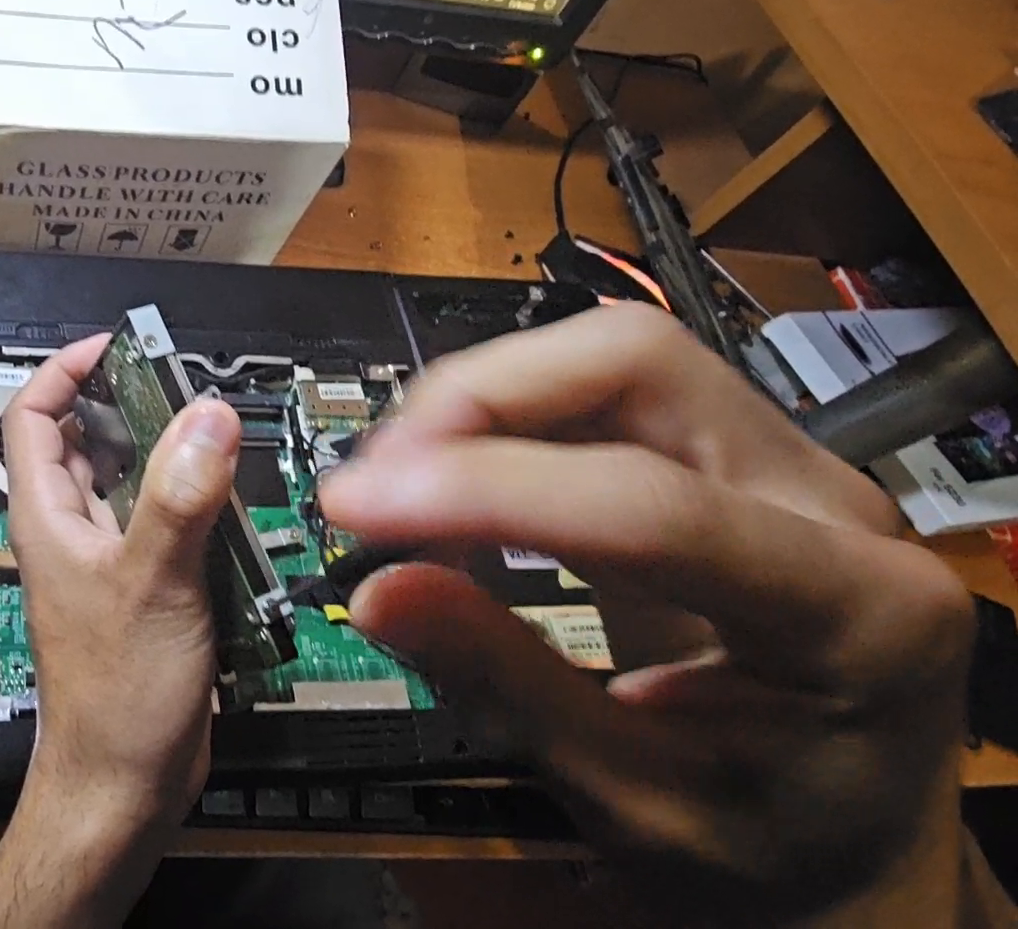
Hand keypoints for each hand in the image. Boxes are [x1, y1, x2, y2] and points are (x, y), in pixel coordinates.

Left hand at [0, 337, 239, 928]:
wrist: (122, 779)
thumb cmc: (115, 695)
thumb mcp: (151, 584)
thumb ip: (178, 499)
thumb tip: (205, 417)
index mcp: (45, 518)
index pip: (29, 417)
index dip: (62, 372)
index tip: (111, 347)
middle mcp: (67, 529)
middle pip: (79, 439)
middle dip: (122, 402)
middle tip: (178, 384)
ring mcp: (101, 556)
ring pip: (120, 478)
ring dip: (158, 449)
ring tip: (205, 429)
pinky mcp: (135, 582)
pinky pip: (153, 518)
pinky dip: (181, 497)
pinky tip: (220, 496)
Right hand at [321, 304, 986, 924]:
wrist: (844, 837)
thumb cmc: (767, 847)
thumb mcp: (630, 798)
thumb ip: (501, 684)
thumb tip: (377, 593)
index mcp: (854, 614)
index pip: (646, 505)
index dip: (482, 494)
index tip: (355, 507)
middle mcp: (819, 502)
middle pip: (631, 366)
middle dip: (477, 402)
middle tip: (382, 477)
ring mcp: (761, 466)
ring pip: (596, 361)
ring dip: (471, 406)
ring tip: (399, 488)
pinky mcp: (697, 460)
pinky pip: (577, 398)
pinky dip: (485, 427)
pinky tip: (443, 492)